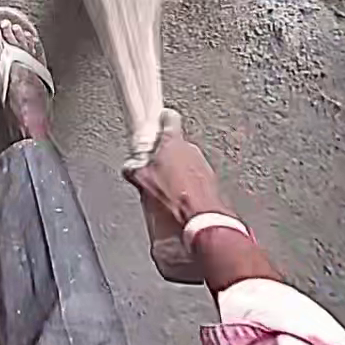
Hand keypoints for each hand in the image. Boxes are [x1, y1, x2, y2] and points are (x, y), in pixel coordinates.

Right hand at [124, 109, 231, 230]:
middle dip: (167, 153)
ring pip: (188, 162)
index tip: (159, 120)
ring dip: (180, 171)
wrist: (203, 225)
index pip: (169, 119)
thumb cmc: (172, 200)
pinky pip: (198, 179)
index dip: (163, 119)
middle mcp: (191, 150)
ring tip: (168, 189)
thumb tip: (131, 167)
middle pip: (177, 144)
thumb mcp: (141, 180)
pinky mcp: (213, 185)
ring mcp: (205, 167)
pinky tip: (181, 201)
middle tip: (155, 167)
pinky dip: (190, 186)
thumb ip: (135, 168)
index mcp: (172, 143)